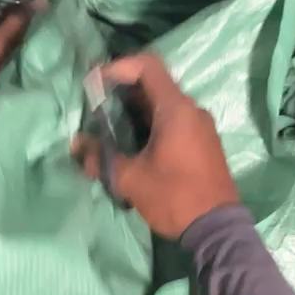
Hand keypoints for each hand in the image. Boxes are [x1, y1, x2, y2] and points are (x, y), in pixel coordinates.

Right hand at [75, 53, 239, 238]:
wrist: (217, 228)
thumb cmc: (174, 197)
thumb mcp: (131, 179)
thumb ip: (101, 158)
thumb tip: (77, 145)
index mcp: (176, 109)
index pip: (147, 66)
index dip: (117, 67)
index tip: (95, 84)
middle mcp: (191, 110)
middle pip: (153, 84)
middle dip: (120, 92)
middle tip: (95, 108)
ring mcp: (200, 126)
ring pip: (162, 105)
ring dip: (134, 111)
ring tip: (108, 129)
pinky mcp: (202, 142)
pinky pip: (173, 121)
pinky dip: (150, 124)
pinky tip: (132, 145)